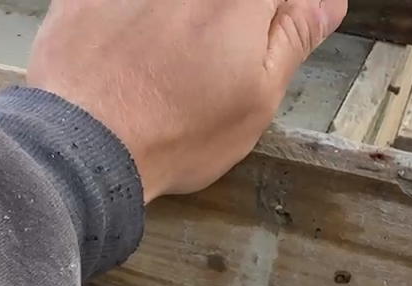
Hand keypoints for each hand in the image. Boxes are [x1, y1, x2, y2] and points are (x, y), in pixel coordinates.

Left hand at [25, 0, 346, 200]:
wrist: (86, 145)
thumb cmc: (176, 132)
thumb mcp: (255, 101)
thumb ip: (293, 39)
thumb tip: (326, 3)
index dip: (275, 19)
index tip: (268, 38)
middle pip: (226, 6)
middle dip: (228, 28)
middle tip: (209, 68)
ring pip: (175, 10)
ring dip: (181, 27)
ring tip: (167, 69)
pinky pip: (127, 5)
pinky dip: (135, 22)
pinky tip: (132, 58)